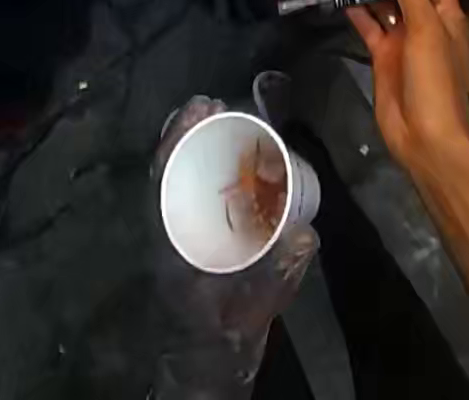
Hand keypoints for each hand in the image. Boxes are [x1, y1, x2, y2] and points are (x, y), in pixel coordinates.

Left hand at [151, 96, 317, 398]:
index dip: (177, 135)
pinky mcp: (193, 236)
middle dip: (188, 131)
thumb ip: (275, 277)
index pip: (164, 172)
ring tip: (222, 118)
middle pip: (170, 165)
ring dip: (196, 145)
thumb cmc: (217, 336)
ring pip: (180, 175)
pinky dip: (209, 168)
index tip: (199, 107)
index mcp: (170, 233)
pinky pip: (195, 191)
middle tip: (214, 102)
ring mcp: (179, 228)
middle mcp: (169, 223)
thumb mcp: (246, 311)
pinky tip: (231, 159)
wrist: (204, 366)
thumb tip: (305, 233)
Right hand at [343, 0, 468, 177]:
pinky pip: (369, 26)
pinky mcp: (383, 55)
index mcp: (445, 18)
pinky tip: (344, 1)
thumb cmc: (434, 80)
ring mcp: (403, 41)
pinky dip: (358, 13)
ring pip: (385, 7)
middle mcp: (425, 26)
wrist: (425, 134)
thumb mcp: (426, 30)